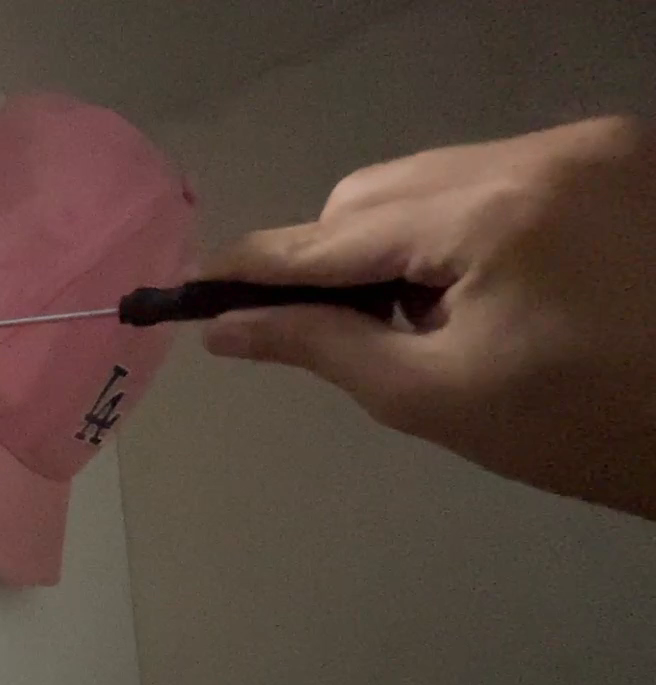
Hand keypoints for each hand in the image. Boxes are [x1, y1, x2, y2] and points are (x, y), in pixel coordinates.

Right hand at [201, 116, 655, 517]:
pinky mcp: (615, 158)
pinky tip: (465, 285)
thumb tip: (219, 329)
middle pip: (368, 192)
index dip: (250, 265)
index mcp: (495, 214)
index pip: (330, 236)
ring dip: (383, 244)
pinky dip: (440, 231)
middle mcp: (544, 153)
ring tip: (414, 312)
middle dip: (327, 257)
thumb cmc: (575, 423)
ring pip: (418, 181)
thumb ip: (312, 344)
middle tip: (333, 326)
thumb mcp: (421, 393)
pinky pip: (477, 180)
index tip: (186, 286)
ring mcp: (590, 147)